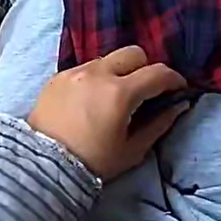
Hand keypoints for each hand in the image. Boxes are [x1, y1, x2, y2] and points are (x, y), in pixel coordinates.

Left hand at [26, 46, 188, 178]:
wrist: (43, 167)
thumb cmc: (92, 163)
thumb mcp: (132, 150)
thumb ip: (159, 124)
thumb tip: (178, 106)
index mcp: (120, 93)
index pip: (158, 73)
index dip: (174, 79)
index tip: (178, 89)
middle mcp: (98, 74)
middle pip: (134, 53)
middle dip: (146, 68)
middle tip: (146, 90)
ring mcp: (75, 72)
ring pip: (109, 59)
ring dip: (120, 72)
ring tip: (116, 95)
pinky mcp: (58, 77)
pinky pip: (86, 68)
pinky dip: (97, 78)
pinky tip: (93, 98)